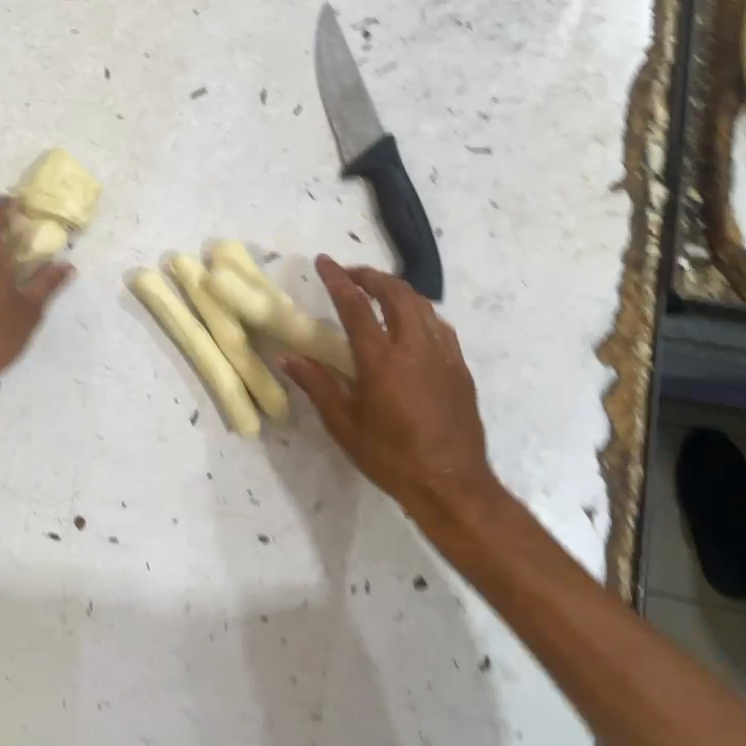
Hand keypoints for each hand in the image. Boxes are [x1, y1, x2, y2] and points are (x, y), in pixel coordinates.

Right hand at [279, 256, 498, 521]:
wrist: (451, 483)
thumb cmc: (390, 456)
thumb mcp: (343, 423)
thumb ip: (315, 383)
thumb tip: (285, 357)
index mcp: (381, 360)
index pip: (356, 306)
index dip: (338, 280)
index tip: (324, 262)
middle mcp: (415, 348)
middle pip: (396, 294)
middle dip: (372, 277)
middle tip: (351, 275)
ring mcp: (443, 356)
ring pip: (422, 305)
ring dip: (397, 290)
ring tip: (378, 292)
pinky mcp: (460, 369)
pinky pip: (439, 326)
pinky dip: (420, 313)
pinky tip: (410, 323)